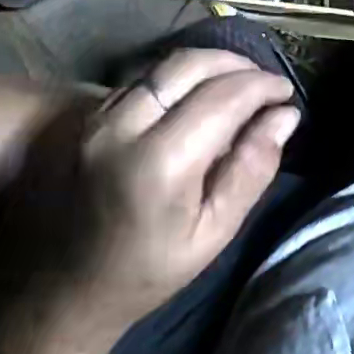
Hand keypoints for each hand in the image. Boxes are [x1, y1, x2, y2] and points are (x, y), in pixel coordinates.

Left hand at [12, 50, 297, 329]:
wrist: (66, 289)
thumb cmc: (149, 271)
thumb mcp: (215, 232)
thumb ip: (252, 168)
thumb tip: (286, 115)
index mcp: (161, 163)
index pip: (224, 97)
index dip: (262, 86)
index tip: (287, 92)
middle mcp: (125, 126)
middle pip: (192, 65)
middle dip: (239, 65)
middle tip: (267, 82)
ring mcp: (100, 117)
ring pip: (166, 64)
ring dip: (210, 64)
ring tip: (240, 82)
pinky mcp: (89, 116)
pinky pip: (144, 77)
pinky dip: (180, 75)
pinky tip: (200, 94)